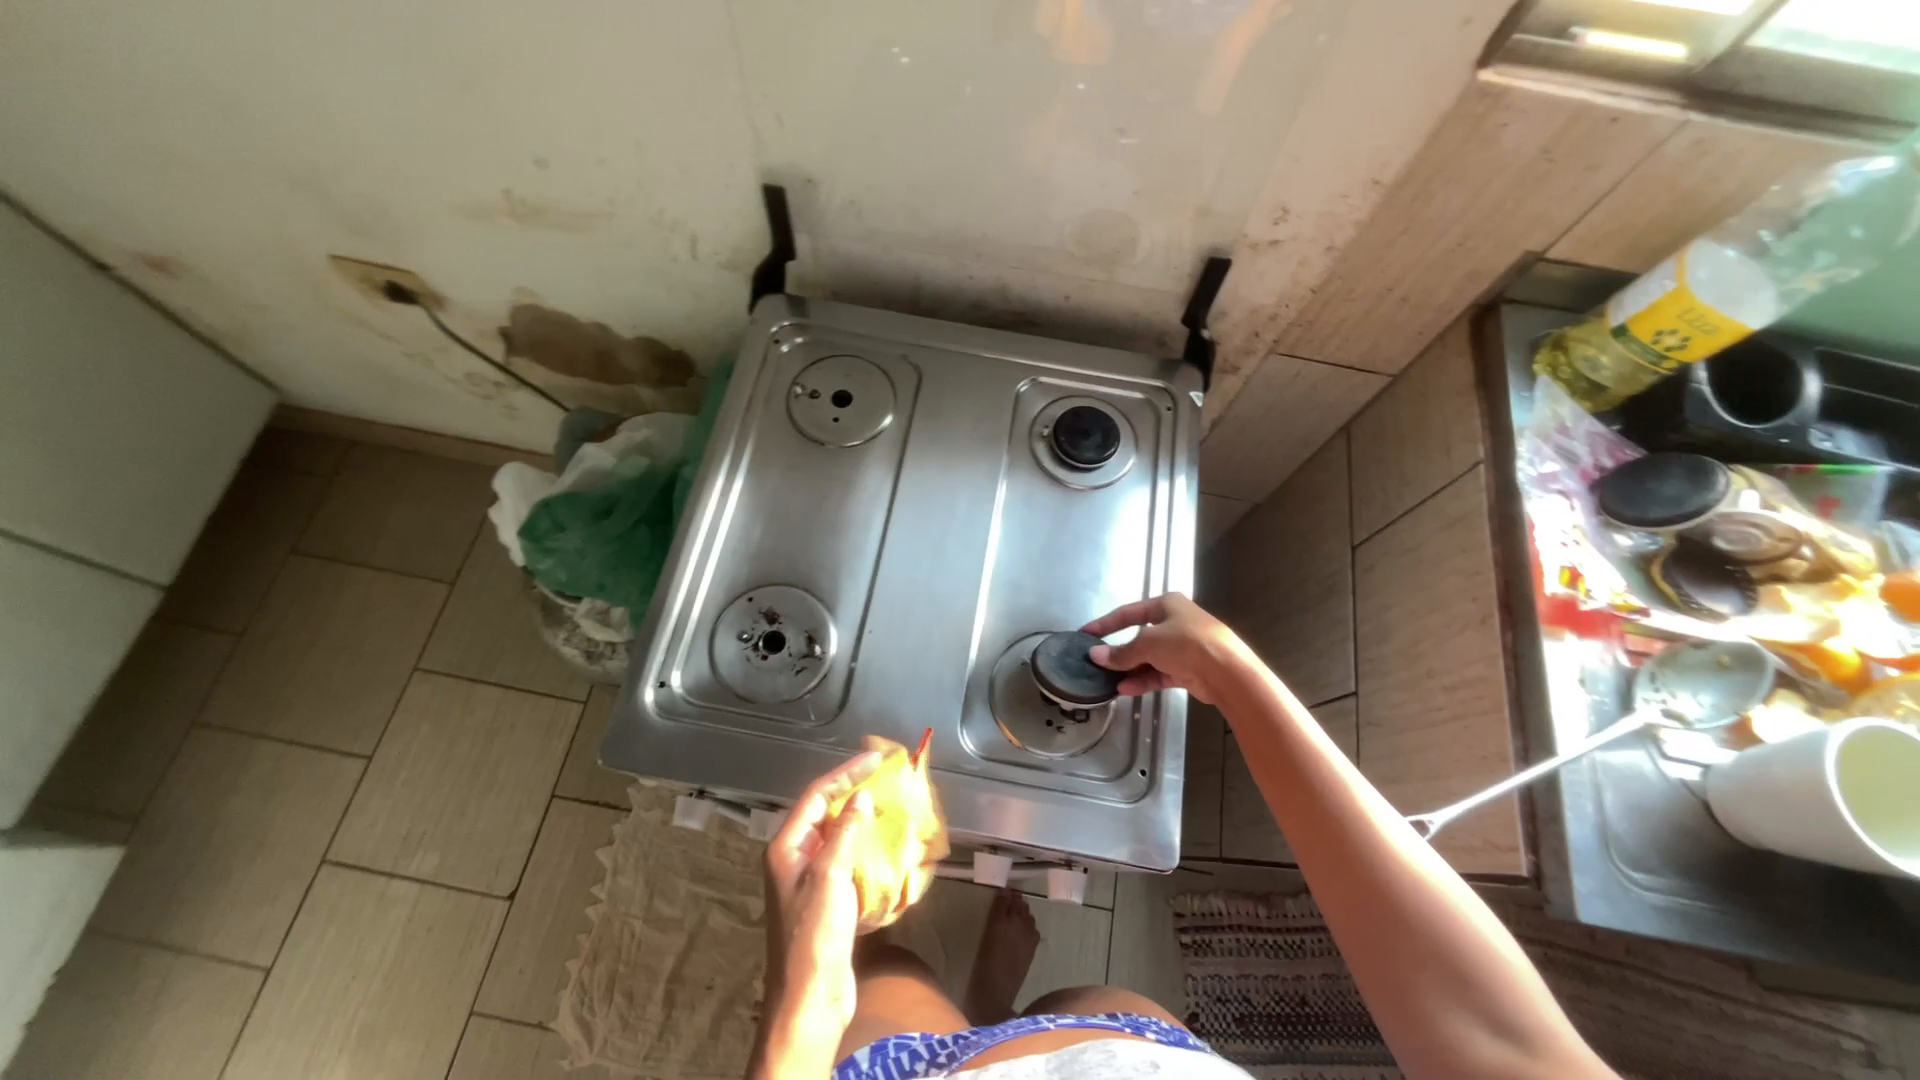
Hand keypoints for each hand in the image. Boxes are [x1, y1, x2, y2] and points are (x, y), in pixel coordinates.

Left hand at [763, 751, 881, 1027]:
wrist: (809, 998)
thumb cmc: (814, 934)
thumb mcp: (830, 876)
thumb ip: (845, 833)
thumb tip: (861, 797)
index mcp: (786, 847)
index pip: (816, 796)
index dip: (846, 772)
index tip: (875, 757)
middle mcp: (794, 859)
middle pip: (825, 814)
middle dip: (855, 794)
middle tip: (886, 778)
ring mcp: (810, 882)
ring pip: (838, 839)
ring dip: (863, 823)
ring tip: (892, 809)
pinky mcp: (827, 903)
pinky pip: (848, 865)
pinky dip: (868, 853)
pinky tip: (889, 852)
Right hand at [1081, 592, 1250, 703]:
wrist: (1227, 671)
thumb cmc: (1186, 643)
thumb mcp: (1148, 643)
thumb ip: (1121, 652)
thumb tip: (1096, 655)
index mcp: (1167, 605)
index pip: (1128, 612)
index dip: (1105, 623)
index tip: (1085, 633)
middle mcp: (1175, 623)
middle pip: (1139, 637)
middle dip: (1119, 651)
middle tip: (1097, 661)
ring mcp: (1183, 648)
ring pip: (1148, 658)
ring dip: (1129, 669)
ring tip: (1107, 680)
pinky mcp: (1188, 670)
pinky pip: (1159, 674)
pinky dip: (1143, 680)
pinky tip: (1125, 689)